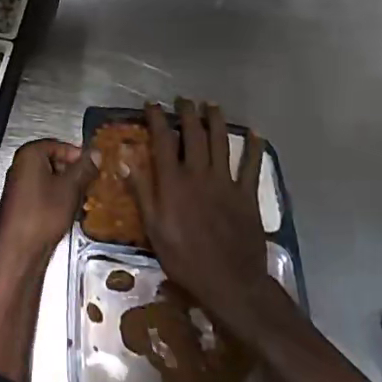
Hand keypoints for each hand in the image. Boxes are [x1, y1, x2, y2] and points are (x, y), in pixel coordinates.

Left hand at [0, 138, 96, 264]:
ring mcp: (18, 185)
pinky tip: (68, 212)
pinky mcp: (20, 204)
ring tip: (81, 200)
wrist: (20, 251)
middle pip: (53, 161)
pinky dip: (56, 199)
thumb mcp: (70, 188)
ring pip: (49, 179)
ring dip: (66, 188)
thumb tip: (95, 154)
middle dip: (73, 173)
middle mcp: (20, 166)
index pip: (59, 145)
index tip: (93, 166)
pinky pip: (43, 194)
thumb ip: (84, 168)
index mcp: (29, 154)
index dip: (77, 155)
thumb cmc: (42, 215)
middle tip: (89, 184)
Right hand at [127, 98, 282, 323]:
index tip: (152, 105)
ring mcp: (225, 182)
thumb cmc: (184, 257)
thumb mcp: (153, 228)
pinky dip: (254, 148)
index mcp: (173, 181)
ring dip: (216, 121)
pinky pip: (251, 166)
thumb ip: (142, 190)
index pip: (163, 140)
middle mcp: (199, 174)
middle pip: (194, 134)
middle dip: (188, 112)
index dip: (157, 119)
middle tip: (183, 99)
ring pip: (222, 142)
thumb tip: (125, 159)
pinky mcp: (247, 195)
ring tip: (212, 105)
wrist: (230, 282)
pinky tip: (256, 134)